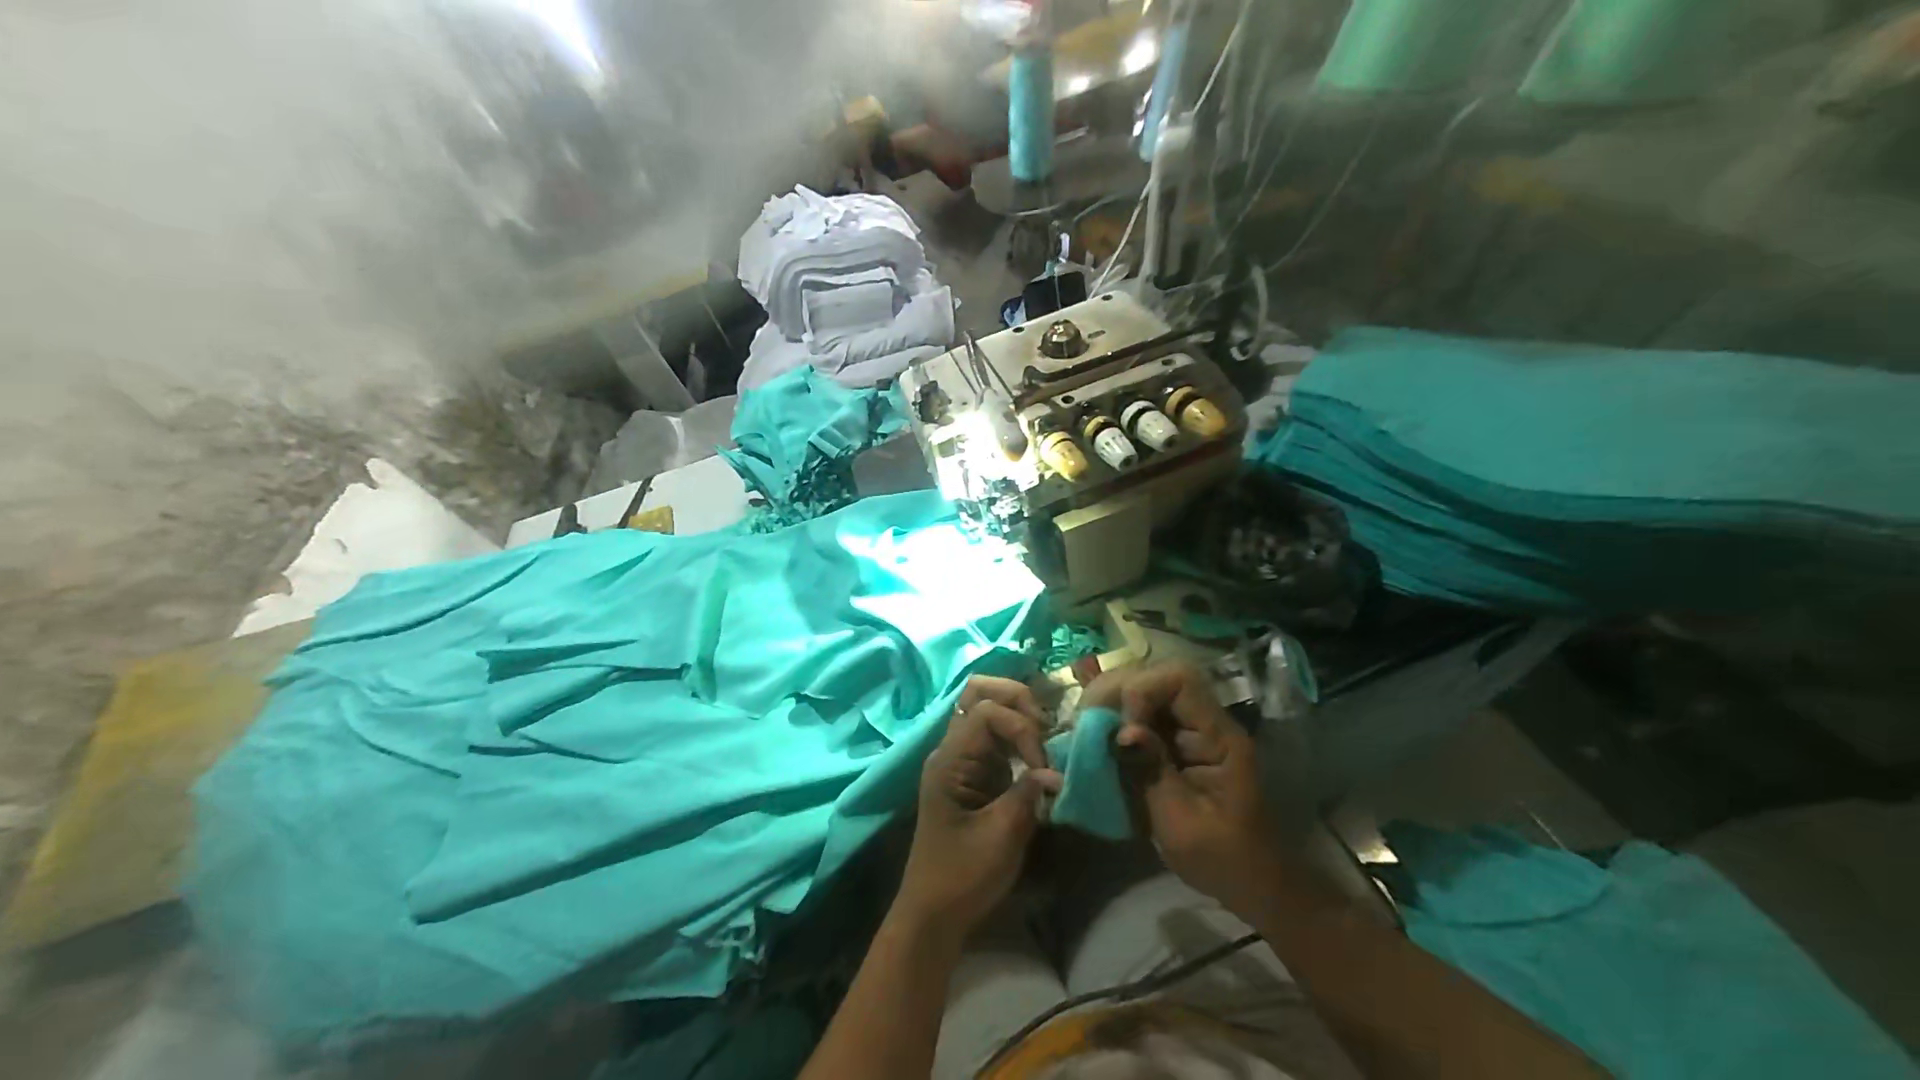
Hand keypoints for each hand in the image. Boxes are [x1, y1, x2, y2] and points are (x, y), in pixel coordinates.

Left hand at [895, 676, 1062, 938]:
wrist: (934, 912)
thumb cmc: (961, 876)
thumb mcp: (1001, 837)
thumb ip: (1028, 795)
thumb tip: (1056, 772)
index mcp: (949, 760)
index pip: (986, 710)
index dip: (1021, 727)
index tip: (1041, 766)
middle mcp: (953, 750)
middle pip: (979, 692)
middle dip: (1017, 701)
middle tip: (1043, 732)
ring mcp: (964, 760)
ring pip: (989, 709)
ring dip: (1021, 716)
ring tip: (1046, 742)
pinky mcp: (978, 774)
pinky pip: (998, 737)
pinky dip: (1021, 737)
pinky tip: (1041, 756)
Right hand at [1113, 663, 1284, 915]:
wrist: (1253, 884)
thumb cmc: (1222, 859)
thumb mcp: (1181, 823)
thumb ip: (1151, 771)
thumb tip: (1121, 731)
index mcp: (1219, 737)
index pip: (1180, 680)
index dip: (1141, 691)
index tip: (1119, 728)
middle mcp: (1206, 723)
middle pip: (1159, 677)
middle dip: (1118, 692)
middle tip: (1088, 722)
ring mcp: (1192, 731)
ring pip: (1147, 692)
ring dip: (1114, 705)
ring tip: (1088, 730)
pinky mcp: (1179, 744)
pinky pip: (1145, 716)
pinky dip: (1118, 722)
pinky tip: (1098, 739)